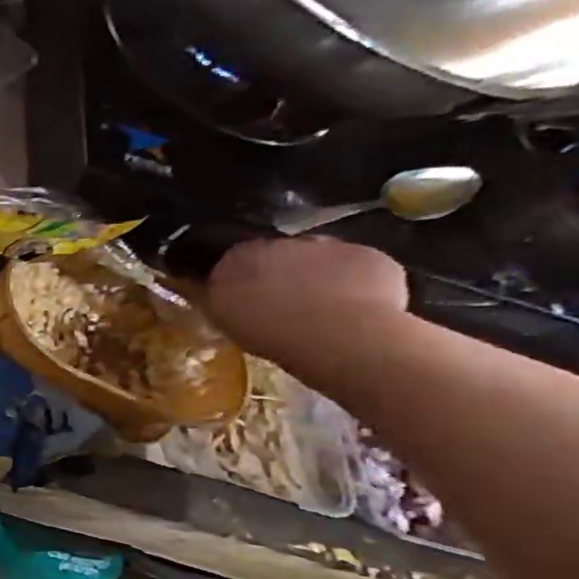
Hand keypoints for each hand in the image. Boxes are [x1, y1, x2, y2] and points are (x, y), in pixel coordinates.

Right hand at [205, 237, 409, 363]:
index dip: (245, 278)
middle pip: (283, 255)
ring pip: (323, 260)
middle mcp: (284, 242)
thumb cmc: (270, 331)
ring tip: (327, 313)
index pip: (237, 258)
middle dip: (286, 275)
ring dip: (323, 278)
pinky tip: (361, 312)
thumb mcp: (224, 318)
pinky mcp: (370, 256)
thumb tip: (208, 286)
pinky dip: (361, 286)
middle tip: (289, 308)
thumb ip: (216, 295)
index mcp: (241, 254)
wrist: (337, 336)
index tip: (250, 300)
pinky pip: (362, 269)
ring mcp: (330, 246)